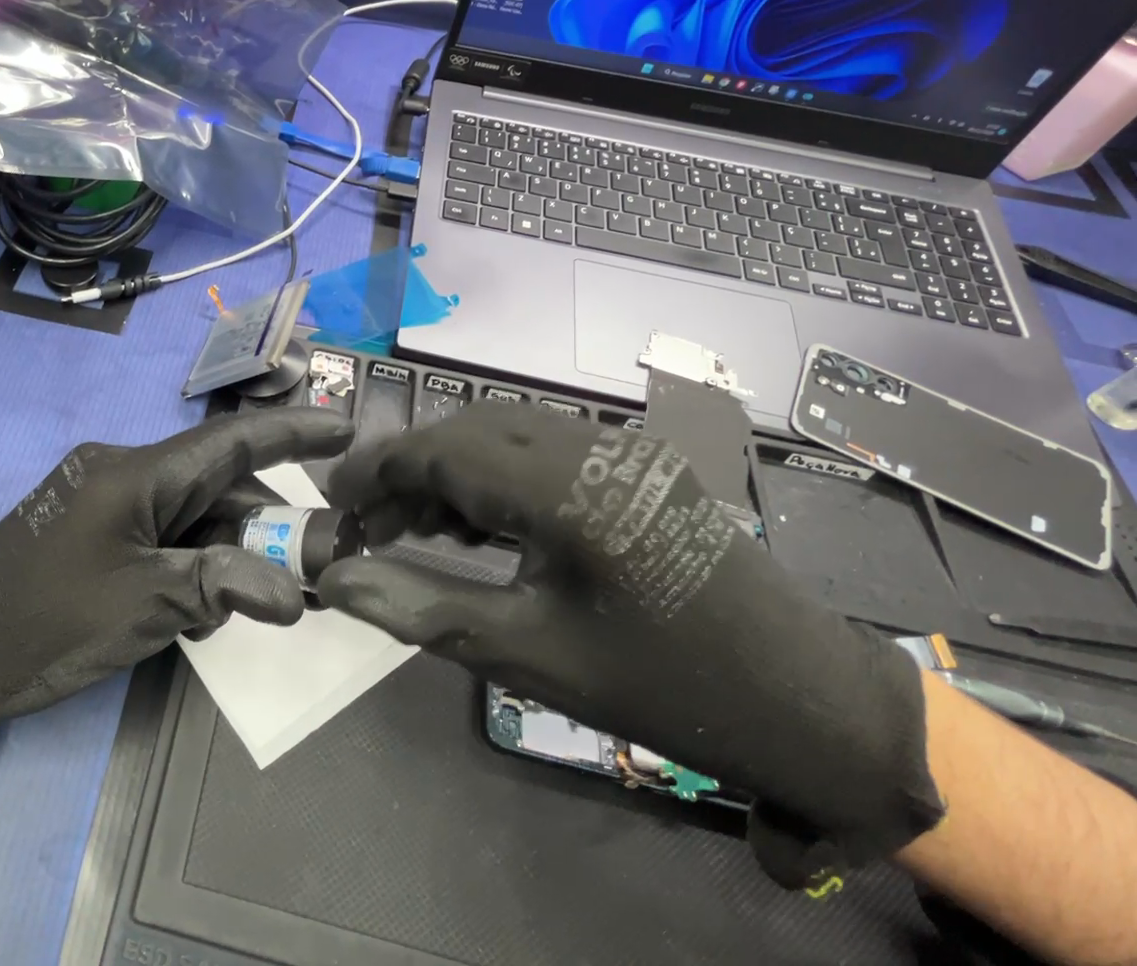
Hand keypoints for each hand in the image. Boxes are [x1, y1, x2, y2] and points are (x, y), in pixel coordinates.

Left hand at [0, 408, 353, 738]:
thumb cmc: (46, 620)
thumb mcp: (143, 603)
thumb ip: (222, 585)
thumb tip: (292, 595)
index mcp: (133, 472)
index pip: (228, 440)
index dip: (292, 433)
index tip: (347, 431)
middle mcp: (123, 475)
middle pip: (217, 486)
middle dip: (265, 527)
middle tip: (312, 569)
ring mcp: (107, 505)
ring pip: (192, 517)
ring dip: (226, 557)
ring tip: (247, 606)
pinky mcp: (96, 536)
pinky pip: (163, 538)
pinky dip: (190, 569)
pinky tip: (193, 615)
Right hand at [318, 401, 942, 886]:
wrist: (805, 703)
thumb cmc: (660, 688)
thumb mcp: (525, 655)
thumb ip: (417, 608)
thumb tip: (332, 583)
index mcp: (572, 492)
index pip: (444, 450)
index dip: (376, 471)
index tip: (332, 504)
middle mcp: (598, 449)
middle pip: (470, 433)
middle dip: (408, 473)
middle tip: (366, 526)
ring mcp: (626, 452)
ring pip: (505, 437)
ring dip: (450, 474)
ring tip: (411, 530)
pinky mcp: (640, 467)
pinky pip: (544, 452)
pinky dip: (494, 479)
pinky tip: (476, 526)